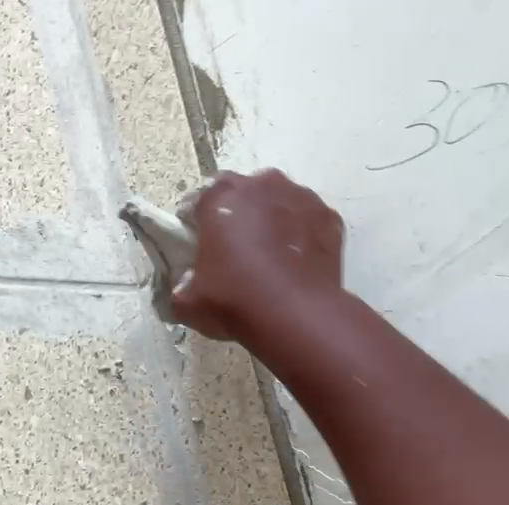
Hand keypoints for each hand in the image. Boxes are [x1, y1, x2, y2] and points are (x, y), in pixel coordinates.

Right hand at [171, 169, 346, 340]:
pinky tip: (293, 263)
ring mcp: (300, 197)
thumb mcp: (187, 302)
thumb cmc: (234, 301)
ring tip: (267, 257)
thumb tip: (185, 281)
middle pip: (242, 193)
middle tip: (233, 250)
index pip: (199, 199)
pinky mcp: (328, 217)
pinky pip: (306, 221)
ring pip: (277, 202)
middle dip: (235, 214)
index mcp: (221, 198)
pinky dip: (299, 235)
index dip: (195, 221)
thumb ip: (180, 284)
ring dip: (269, 220)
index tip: (197, 243)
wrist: (296, 315)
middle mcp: (262, 185)